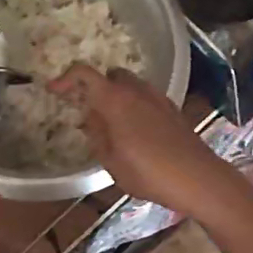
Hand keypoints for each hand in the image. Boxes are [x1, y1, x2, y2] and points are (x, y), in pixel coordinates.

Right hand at [51, 64, 244, 216]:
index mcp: (116, 100)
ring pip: (131, 86)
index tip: (54, 89)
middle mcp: (137, 91)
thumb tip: (89, 118)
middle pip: (110, 76)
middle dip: (96, 87)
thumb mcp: (112, 161)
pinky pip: (146, 98)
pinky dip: (134, 106)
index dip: (66, 78)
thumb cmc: (149, 173)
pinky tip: (133, 131)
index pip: (85, 74)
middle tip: (86, 109)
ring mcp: (158, 98)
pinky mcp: (172, 110)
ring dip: (117, 97)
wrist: (197, 178)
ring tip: (109, 124)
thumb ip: (97, 135)